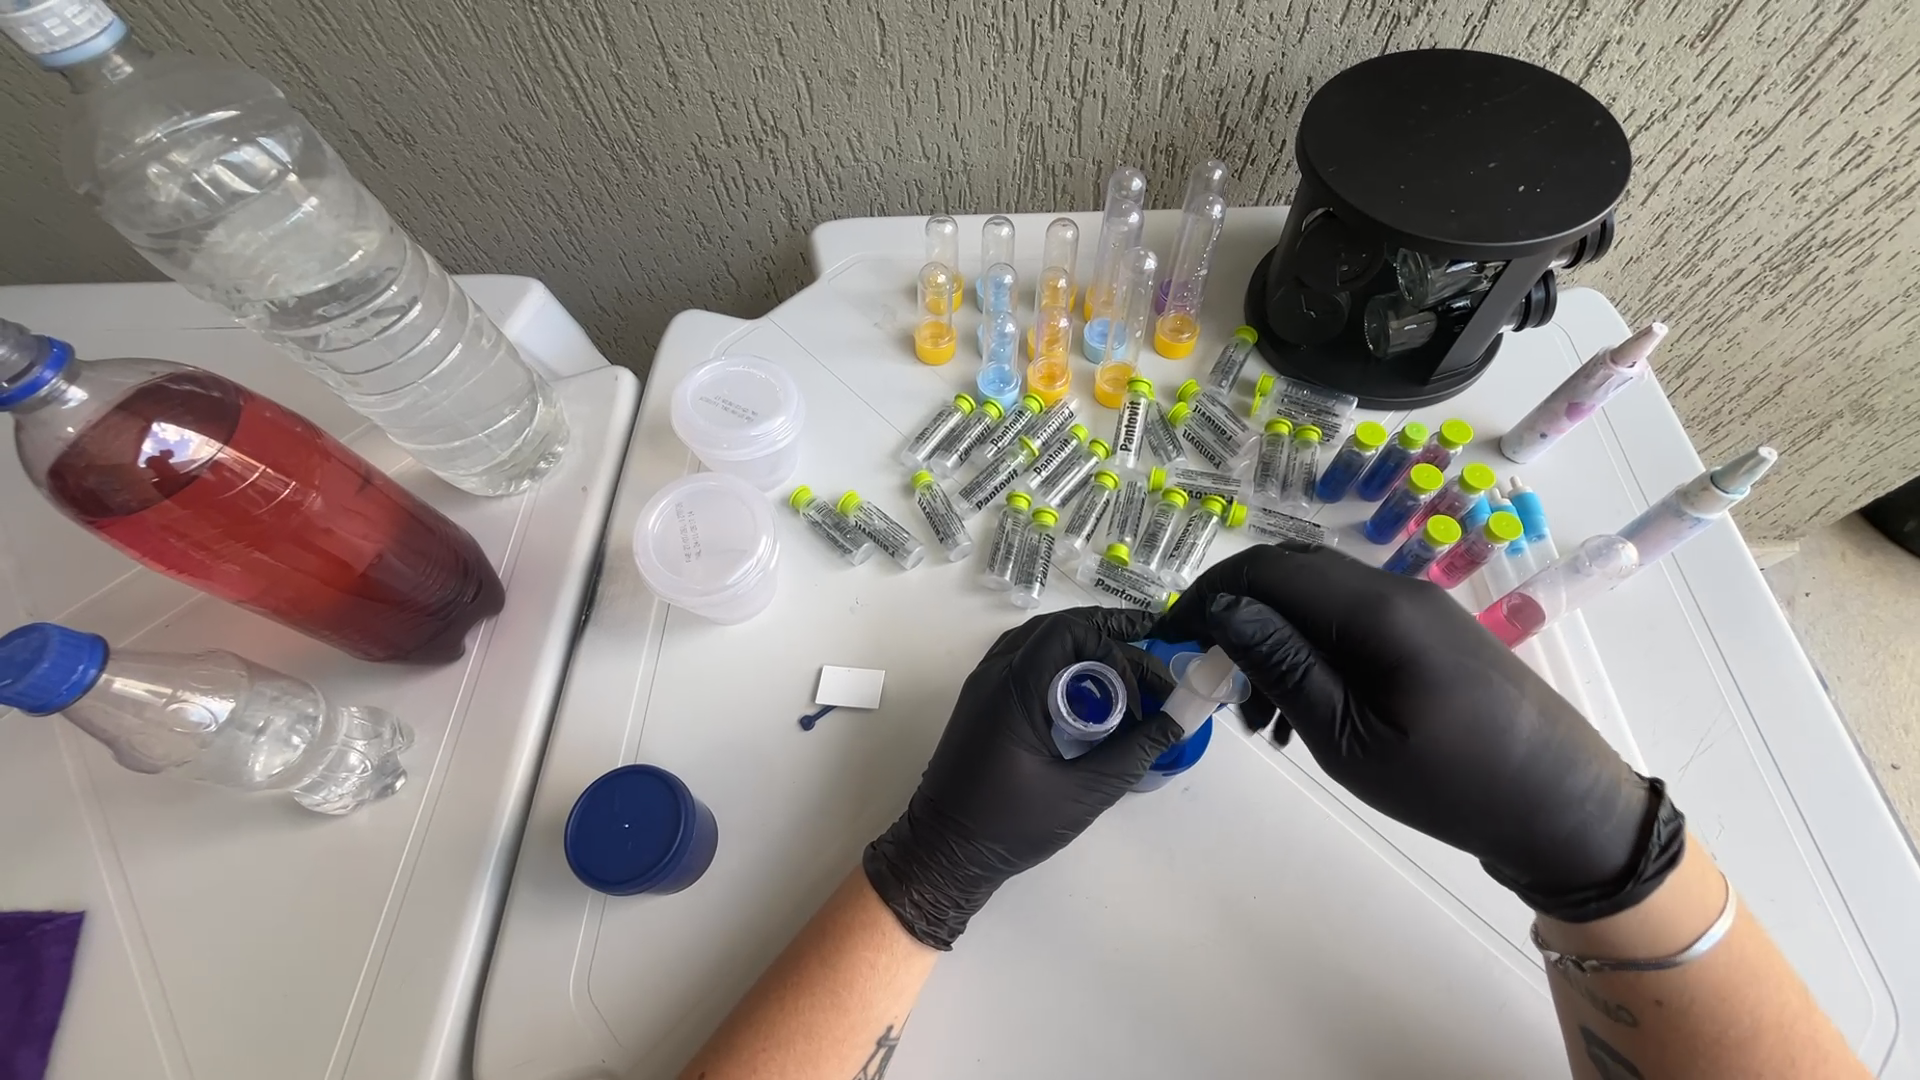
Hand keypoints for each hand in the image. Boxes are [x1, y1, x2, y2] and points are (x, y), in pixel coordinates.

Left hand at [864, 606, 1184, 949]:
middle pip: (1055, 626)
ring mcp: (983, 684)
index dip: (1114, 648)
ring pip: (1038, 638)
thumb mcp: (1082, 793)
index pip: (1068, 633)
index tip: (1141, 693)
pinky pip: (1024, 658)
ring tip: (1126, 656)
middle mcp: (994, 673)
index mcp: (1013, 688)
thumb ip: (1132, 754)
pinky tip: (1088, 682)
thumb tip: (1176, 724)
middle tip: (1151, 639)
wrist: (942, 852)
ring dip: (1082, 641)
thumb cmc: (1009, 826)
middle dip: (1106, 630)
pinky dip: (1060, 658)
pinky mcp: (982, 700)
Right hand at [1156, 545, 1684, 921]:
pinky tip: (1299, 709)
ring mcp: (1413, 607)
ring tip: (1256, 717)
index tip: (1172, 638)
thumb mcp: (1346, 736)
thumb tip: (1221, 609)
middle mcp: (1393, 590)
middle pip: (1287, 576)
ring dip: (1268, 641)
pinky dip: (1306, 652)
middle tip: (1211, 680)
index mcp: (1375, 609)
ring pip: (1314, 601)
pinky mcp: (1423, 631)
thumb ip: (1280, 664)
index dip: (1208, 595)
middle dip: (1235, 619)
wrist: (1568, 813)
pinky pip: (1346, 622)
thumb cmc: (1451, 784)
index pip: (1266, 570)